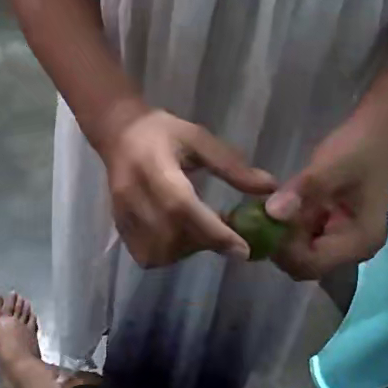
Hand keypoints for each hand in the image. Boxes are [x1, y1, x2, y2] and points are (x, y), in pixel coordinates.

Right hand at [96, 108, 276, 267]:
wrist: (117, 133)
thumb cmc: (163, 132)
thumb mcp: (199, 139)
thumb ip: (232, 166)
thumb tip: (269, 188)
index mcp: (154, 167)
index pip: (182, 207)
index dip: (213, 232)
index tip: (242, 248)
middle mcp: (133, 195)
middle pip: (171, 235)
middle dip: (205, 242)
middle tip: (225, 234)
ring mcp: (123, 214)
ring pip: (159, 251)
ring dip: (186, 251)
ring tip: (199, 234)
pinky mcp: (119, 226)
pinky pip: (145, 255)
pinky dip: (167, 255)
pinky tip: (178, 239)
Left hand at [265, 119, 387, 280]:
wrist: (375, 133)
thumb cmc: (359, 148)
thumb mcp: (330, 165)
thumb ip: (303, 189)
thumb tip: (272, 213)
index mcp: (360, 242)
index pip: (312, 264)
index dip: (285, 249)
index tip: (269, 221)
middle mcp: (353, 251)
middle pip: (303, 265)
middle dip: (281, 244)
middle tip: (266, 214)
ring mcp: (342, 244)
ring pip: (298, 255)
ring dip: (281, 235)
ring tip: (274, 207)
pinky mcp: (331, 234)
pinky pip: (301, 242)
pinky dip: (287, 229)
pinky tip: (281, 206)